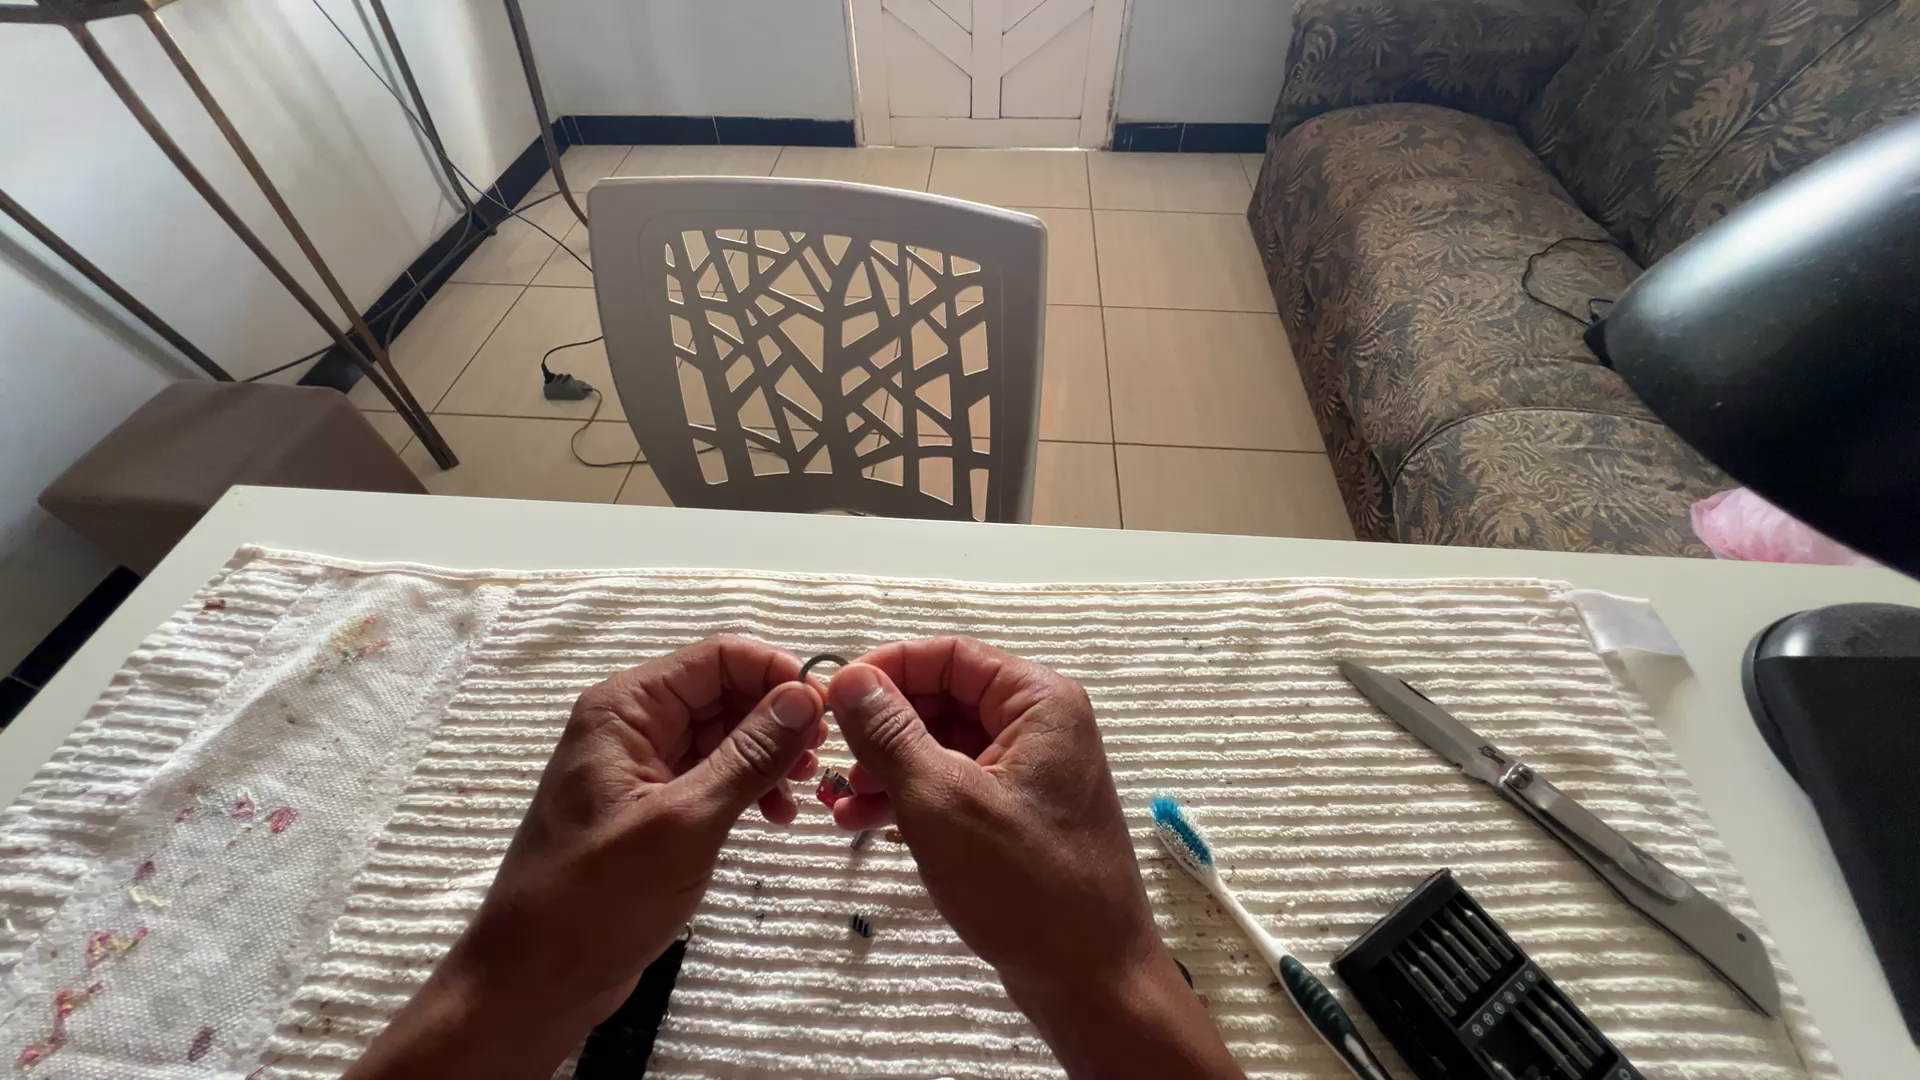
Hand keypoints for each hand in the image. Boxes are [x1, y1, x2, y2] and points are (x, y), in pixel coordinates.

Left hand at [345, 636, 825, 1079]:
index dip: (775, 672)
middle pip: (726, 690)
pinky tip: (775, 813)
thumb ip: (750, 754)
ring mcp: (645, 760)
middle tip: (818, 756)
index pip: (718, 656)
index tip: (824, 709)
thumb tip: (806, 695)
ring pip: (727, 730)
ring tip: (800, 789)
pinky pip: (717, 768)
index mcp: (627, 707)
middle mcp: (635, 721)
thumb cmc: (599, 899)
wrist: (534, 986)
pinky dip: (752, 782)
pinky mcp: (657, 798)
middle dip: (777, 717)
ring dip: (770, 753)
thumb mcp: (686, 820)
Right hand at [826, 638, 1242, 1078]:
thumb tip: (849, 678)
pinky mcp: (1016, 807)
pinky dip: (912, 795)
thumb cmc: (1026, 886)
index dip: (888, 667)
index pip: (950, 655)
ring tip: (840, 802)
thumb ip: (889, 733)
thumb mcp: (941, 801)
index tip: (834, 694)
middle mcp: (1039, 722)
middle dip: (883, 726)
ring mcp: (1029, 767)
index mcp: (1038, 700)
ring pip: (943, 742)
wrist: (1093, 984)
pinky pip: (954, 780)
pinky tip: (864, 821)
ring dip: (889, 766)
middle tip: (835, 758)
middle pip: (944, 697)